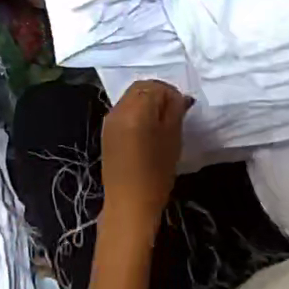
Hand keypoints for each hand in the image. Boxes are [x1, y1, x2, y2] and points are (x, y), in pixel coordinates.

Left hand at [101, 81, 191, 226]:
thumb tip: (178, 98)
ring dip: (146, 103)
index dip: (170, 93)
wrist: (129, 202)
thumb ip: (175, 112)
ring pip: (129, 98)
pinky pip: (123, 111)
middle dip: (157, 94)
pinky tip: (148, 130)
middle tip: (174, 111)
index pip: (154, 86)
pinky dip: (136, 113)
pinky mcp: (106, 132)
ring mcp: (109, 120)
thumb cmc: (156, 172)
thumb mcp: (172, 139)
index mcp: (135, 110)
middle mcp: (117, 110)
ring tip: (162, 122)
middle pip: (139, 89)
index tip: (182, 108)